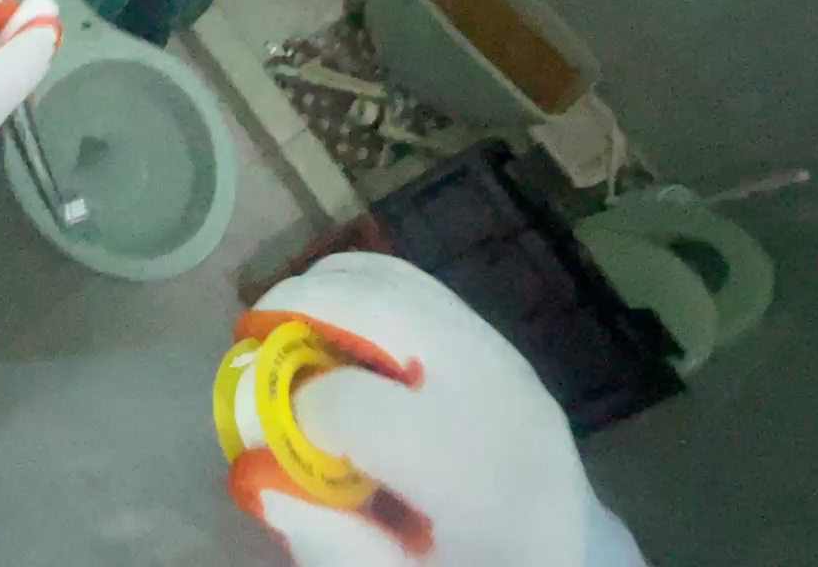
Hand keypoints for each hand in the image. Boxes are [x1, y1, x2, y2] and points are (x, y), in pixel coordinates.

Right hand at [239, 253, 641, 566]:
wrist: (569, 555)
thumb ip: (330, 541)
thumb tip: (249, 473)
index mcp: (477, 471)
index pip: (356, 408)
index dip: (294, 409)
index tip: (271, 432)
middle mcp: (492, 388)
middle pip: (376, 308)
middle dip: (296, 306)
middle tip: (248, 331)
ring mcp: (495, 348)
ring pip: (391, 278)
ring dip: (320, 285)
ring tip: (279, 314)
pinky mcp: (489, 332)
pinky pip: (408, 279)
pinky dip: (353, 279)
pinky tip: (326, 308)